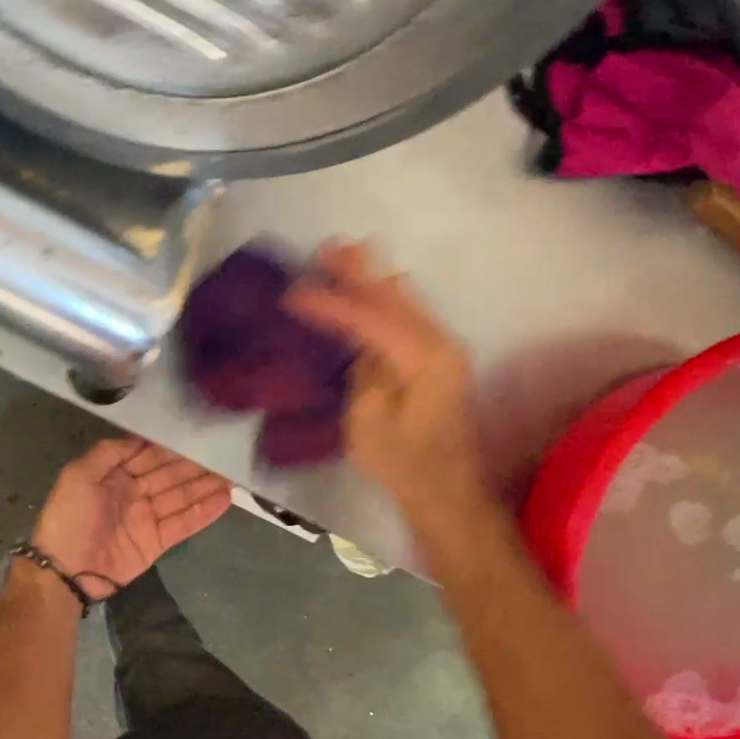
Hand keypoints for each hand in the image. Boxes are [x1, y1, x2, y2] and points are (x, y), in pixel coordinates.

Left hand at [29, 437, 232, 599]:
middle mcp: (133, 494)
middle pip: (169, 476)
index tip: (198, 434)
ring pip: (181, 498)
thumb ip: (108, 453)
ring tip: (233, 474)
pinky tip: (225, 499)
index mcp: (113, 475)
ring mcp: (146, 519)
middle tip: (225, 452)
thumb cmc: (69, 517)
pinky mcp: (156, 542)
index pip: (148, 456)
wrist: (66, 569)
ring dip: (205, 486)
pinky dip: (204, 513)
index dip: (172, 447)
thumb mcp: (78, 476)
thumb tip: (141, 438)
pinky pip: (183, 524)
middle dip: (195, 465)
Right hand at [283, 241, 491, 531]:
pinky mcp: (437, 361)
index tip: (294, 292)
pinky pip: (407, 316)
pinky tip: (365, 292)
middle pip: (394, 295)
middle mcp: (439, 342)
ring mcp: (443, 350)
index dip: (330, 303)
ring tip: (342, 256)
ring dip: (371, 280)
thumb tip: (359, 346)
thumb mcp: (367, 421)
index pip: (369, 318)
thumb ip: (363, 373)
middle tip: (326, 247)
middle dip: (358, 271)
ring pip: (404, 301)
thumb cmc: (402, 463)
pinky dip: (381, 301)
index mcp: (423, 357)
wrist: (445, 491)